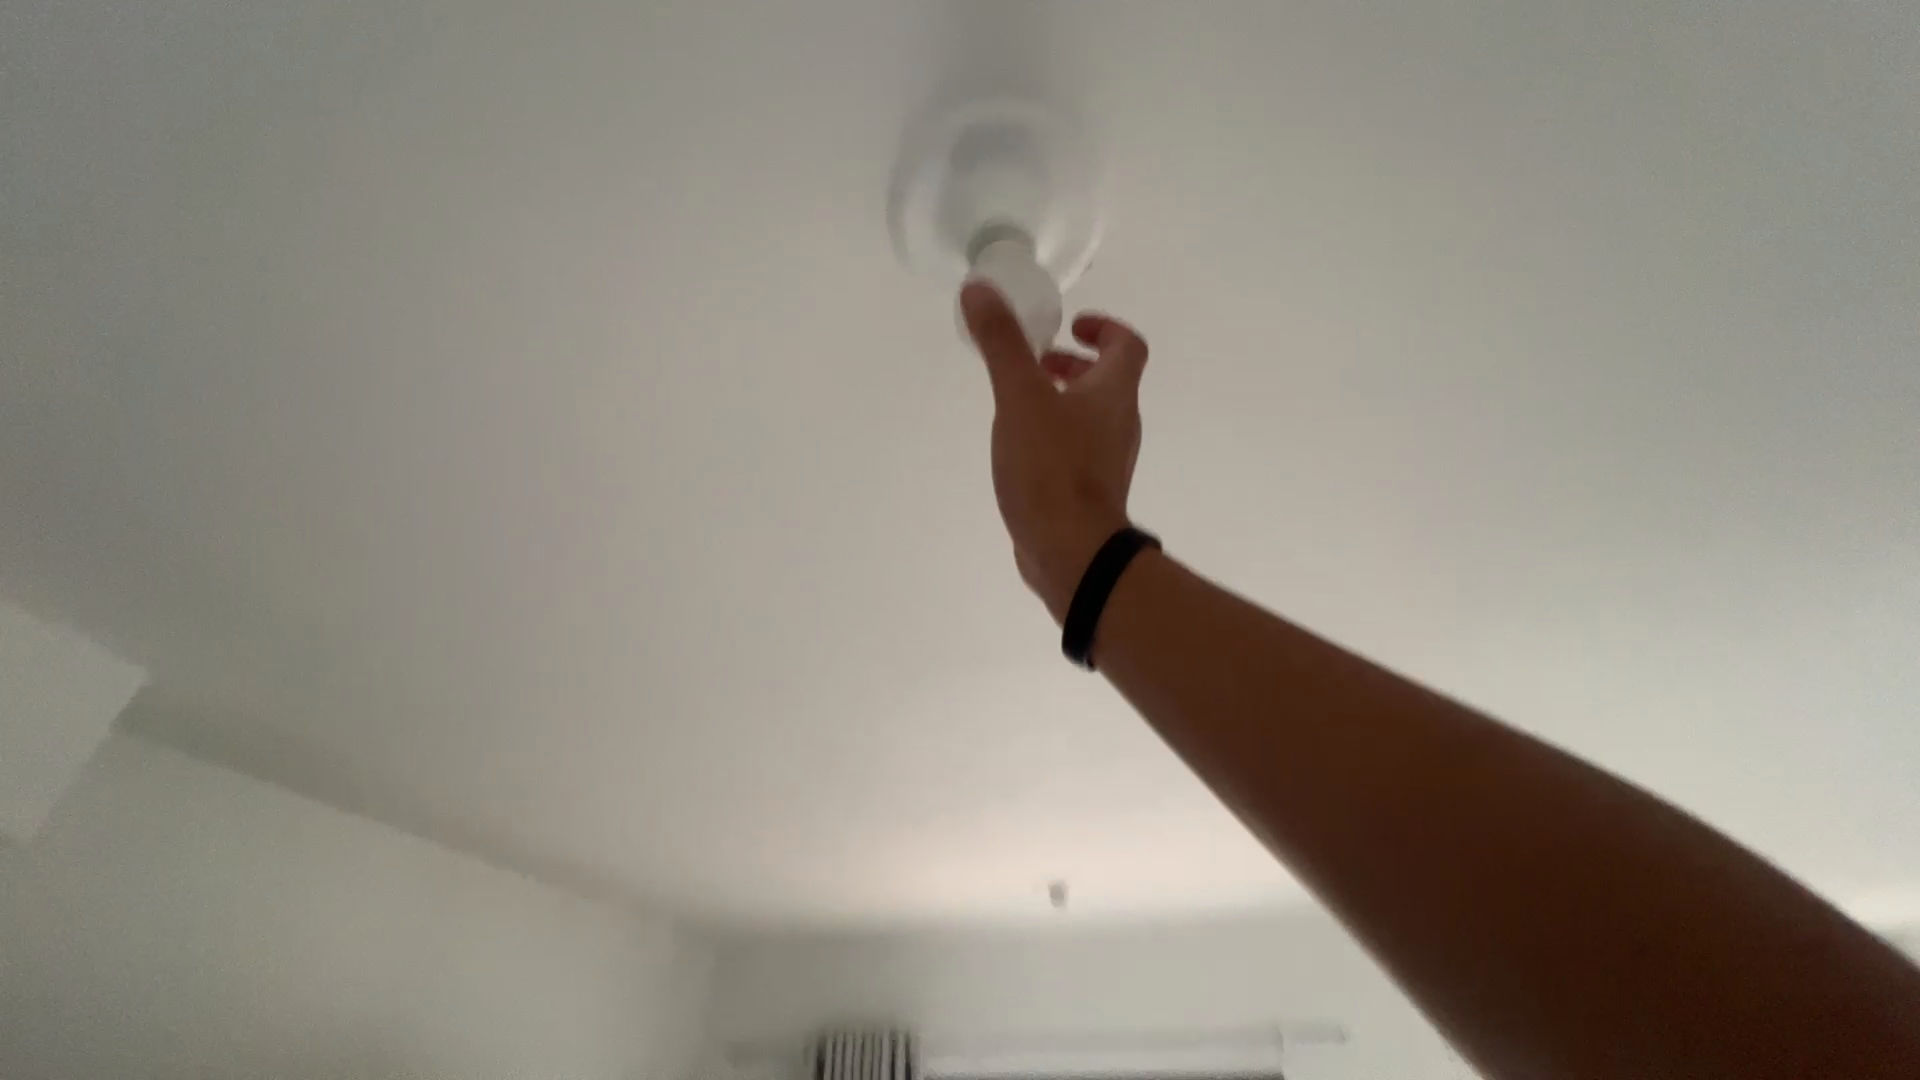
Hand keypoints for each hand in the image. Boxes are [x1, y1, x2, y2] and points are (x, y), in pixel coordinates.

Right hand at [959, 281, 1150, 621]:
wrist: (1070, 551)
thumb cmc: (1051, 469)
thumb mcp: (1020, 397)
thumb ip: (1002, 343)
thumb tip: (980, 288)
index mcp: (1114, 394)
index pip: (1127, 346)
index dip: (1104, 328)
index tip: (1071, 324)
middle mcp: (1120, 424)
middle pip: (1108, 382)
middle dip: (1073, 365)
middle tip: (1036, 361)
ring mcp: (1107, 462)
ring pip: (1091, 418)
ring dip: (1063, 400)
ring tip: (1020, 400)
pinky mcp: (1088, 493)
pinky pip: (1076, 450)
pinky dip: (1055, 435)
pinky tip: (1020, 448)